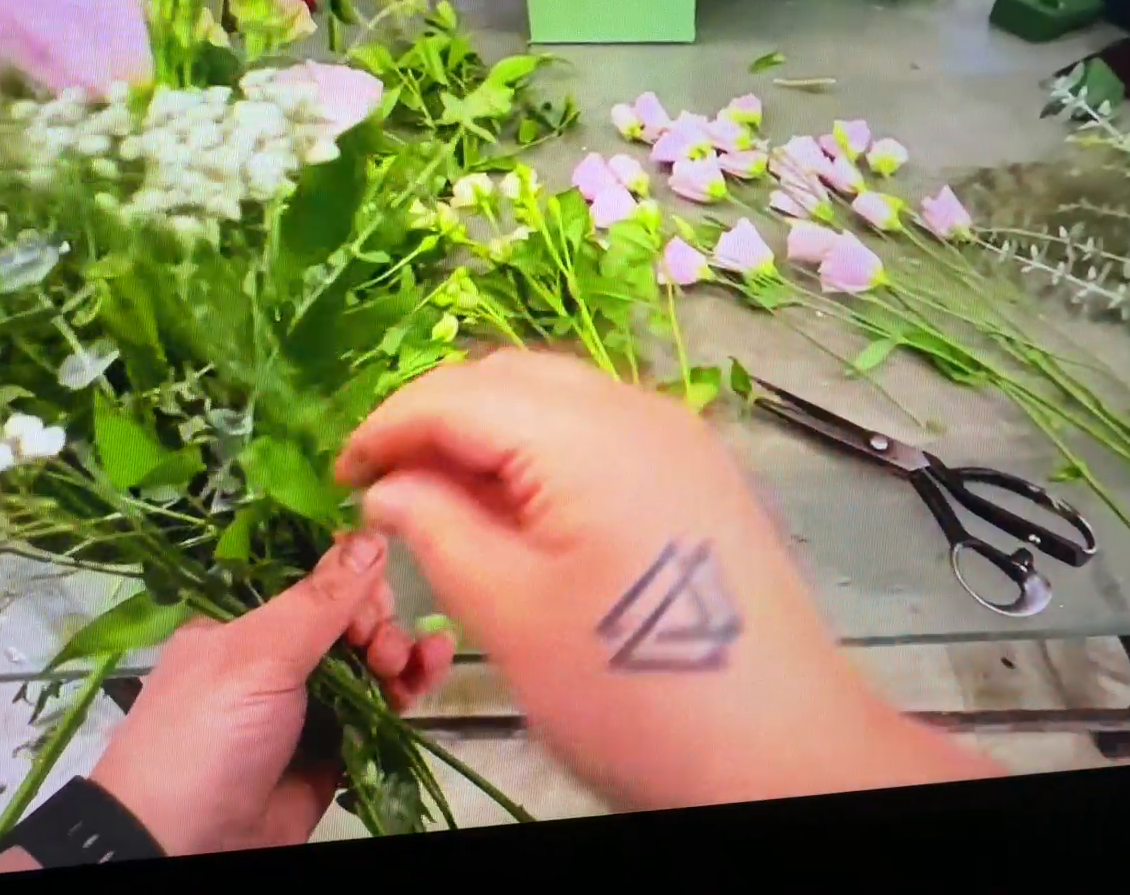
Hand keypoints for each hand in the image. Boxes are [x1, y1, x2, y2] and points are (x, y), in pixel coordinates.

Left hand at [86, 535, 453, 854]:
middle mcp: (280, 649)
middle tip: (379, 647)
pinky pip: (382, 699)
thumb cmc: (208, 733)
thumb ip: (321, 599)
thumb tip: (372, 532)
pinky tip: (433, 666)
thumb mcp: (259, 656)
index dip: (351, 576)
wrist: (181, 854)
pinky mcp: (338, 737)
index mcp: (249, 616)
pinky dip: (410, 681)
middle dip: (378, 619)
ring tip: (411, 665)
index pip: (314, 574)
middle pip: (350, 611)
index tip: (369, 597)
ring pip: (372, 653)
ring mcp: (311, 694)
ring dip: (401, 647)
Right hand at [338, 350, 996, 810]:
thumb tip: (384, 487)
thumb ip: (436, 527)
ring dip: (481, 427)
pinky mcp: (688, 462)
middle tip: (386, 480)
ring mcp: (671, 431)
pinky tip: (513, 498)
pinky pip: (590, 424)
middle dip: (431, 417)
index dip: (386, 425)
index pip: (458, 396)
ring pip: (548, 393)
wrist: (786, 752)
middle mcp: (635, 410)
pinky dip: (533, 443)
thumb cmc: (638, 693)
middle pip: (503, 377)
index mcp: (587, 437)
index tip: (342, 473)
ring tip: (441, 490)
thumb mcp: (510, 613)